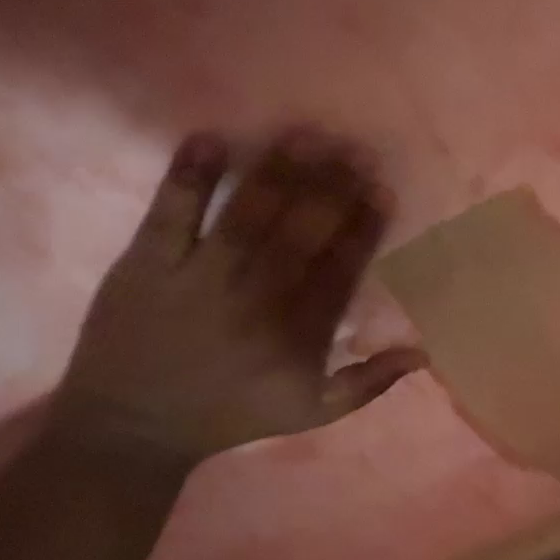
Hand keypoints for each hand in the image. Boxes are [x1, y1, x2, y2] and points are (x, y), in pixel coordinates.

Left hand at [48, 130, 424, 464]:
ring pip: (247, 216)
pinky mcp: (147, 264)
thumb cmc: (234, 414)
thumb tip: (423, 351)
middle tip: (353, 148)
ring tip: (304, 134)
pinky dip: (190, 177)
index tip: (381, 191)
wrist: (135, 424)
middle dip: (329, 188)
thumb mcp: (314, 412)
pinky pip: (171, 214)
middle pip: (300, 233)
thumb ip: (370, 383)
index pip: (340, 269)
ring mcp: (199, 277)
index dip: (363, 228)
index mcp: (299, 333)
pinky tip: (213, 140)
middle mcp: (256, 298)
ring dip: (276, 173)